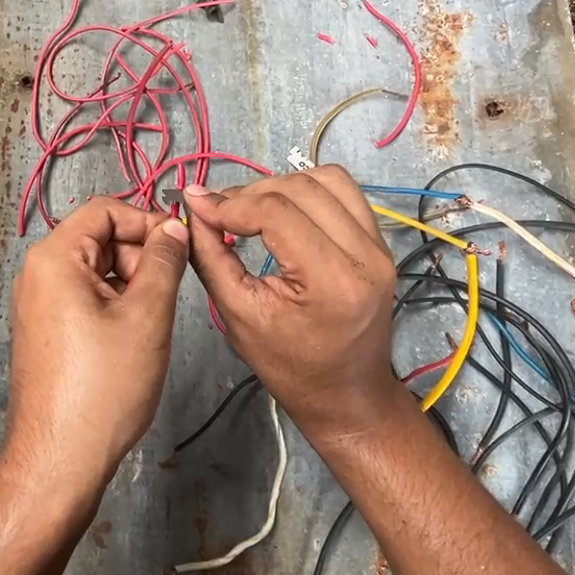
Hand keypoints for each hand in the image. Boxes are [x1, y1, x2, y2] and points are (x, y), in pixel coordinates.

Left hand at [3, 198, 191, 490]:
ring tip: (154, 319)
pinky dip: (116, 302)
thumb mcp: (146, 315)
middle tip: (170, 291)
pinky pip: (86, 296)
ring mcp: (40, 302)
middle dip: (140, 254)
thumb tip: (175, 227)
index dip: (146, 220)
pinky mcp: (48, 329)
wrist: (60, 458)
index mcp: (54, 257)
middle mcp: (39, 272)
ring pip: (97, 268)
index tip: (182, 244)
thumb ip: (164, 262)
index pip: (104, 209)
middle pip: (99, 237)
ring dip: (132, 281)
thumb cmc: (104, 386)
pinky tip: (135, 334)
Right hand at [182, 166, 407, 448]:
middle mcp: (366, 256)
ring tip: (250, 207)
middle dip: (249, 192)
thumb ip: (211, 254)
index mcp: (332, 281)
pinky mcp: (380, 241)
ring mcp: (379, 246)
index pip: (275, 213)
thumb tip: (193, 204)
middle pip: (299, 188)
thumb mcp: (237, 314)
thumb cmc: (290, 366)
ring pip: (325, 179)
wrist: (347, 395)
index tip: (197, 206)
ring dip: (279, 184)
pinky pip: (343, 190)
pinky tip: (282, 208)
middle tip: (217, 210)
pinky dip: (307, 188)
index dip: (230, 203)